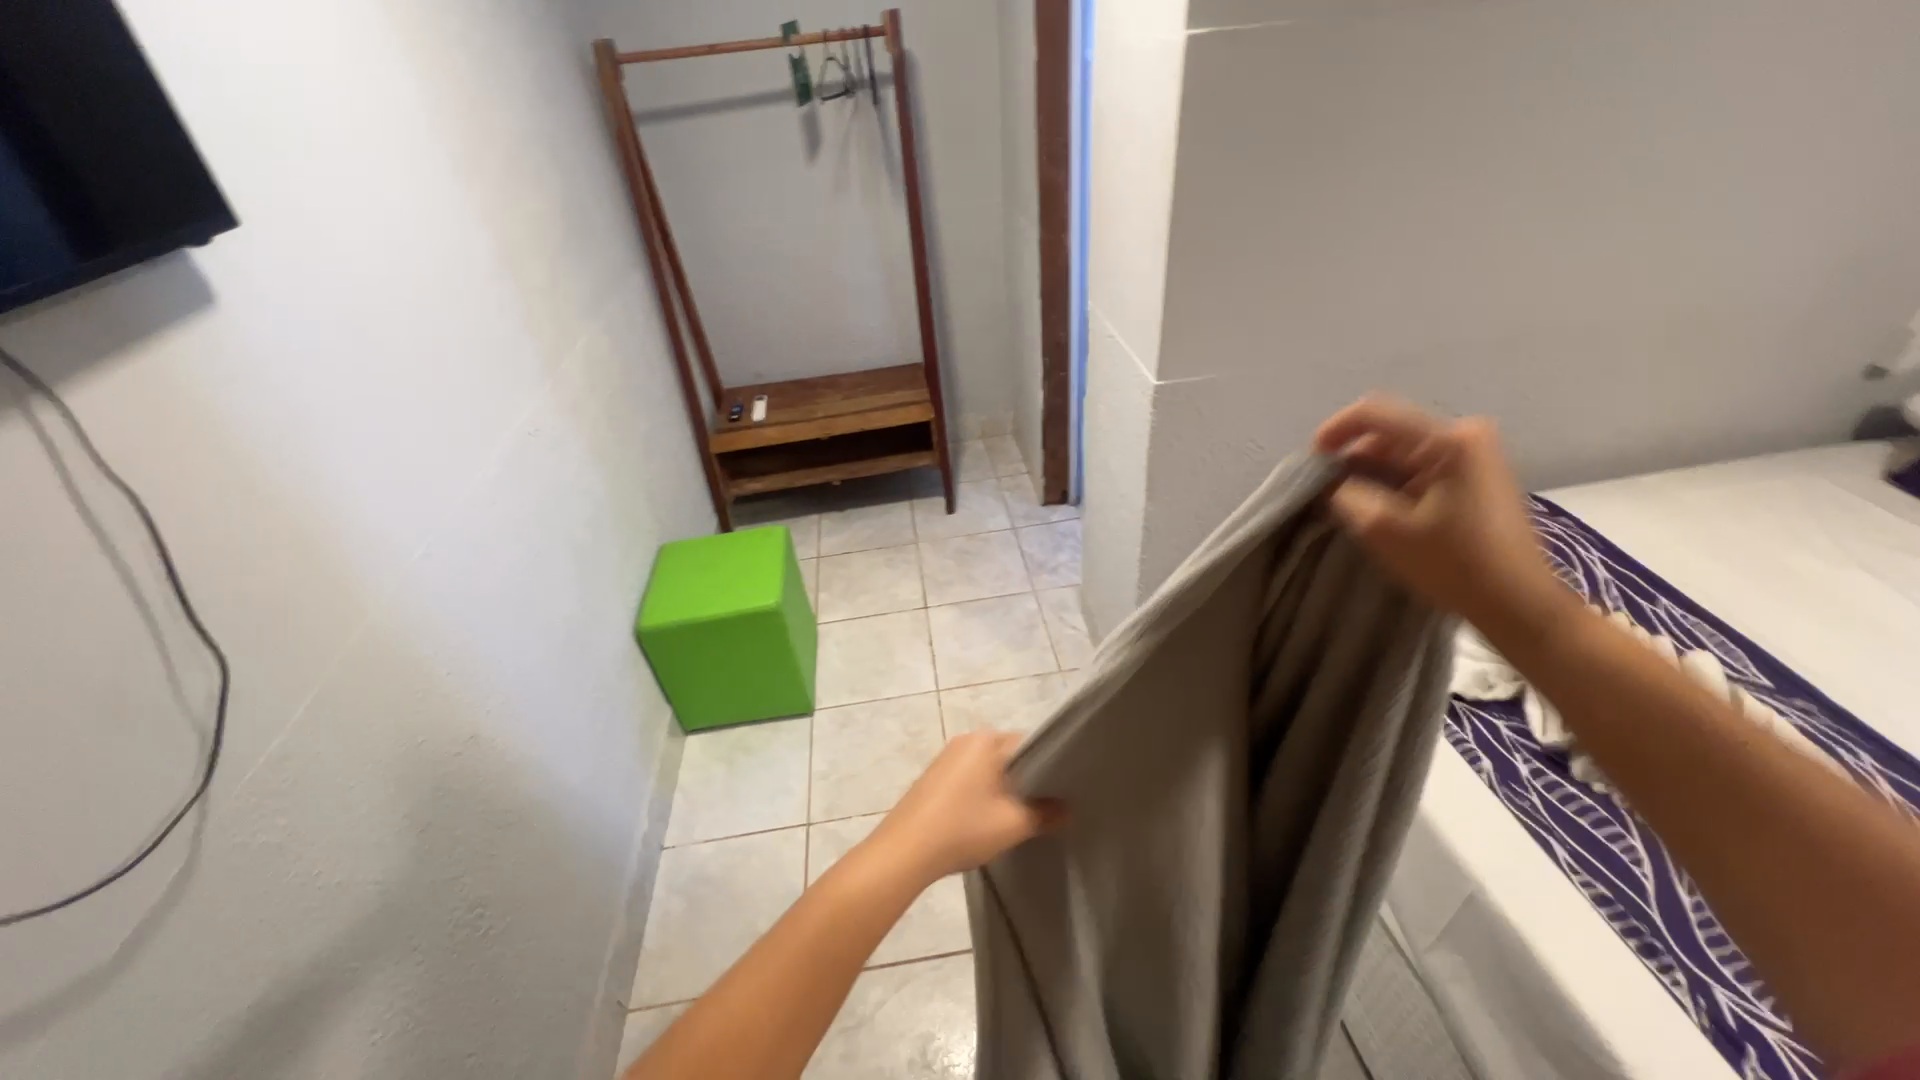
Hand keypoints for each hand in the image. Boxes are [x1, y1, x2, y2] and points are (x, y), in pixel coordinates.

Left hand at [866, 731, 1058, 885]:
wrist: (904, 852)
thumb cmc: (963, 829)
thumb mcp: (1013, 824)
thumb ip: (1046, 813)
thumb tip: (1067, 808)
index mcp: (986, 740)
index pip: (1032, 745)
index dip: (1050, 768)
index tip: (1062, 793)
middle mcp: (966, 740)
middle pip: (1009, 756)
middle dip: (1027, 780)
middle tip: (1046, 807)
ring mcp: (946, 758)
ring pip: (989, 769)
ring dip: (1004, 789)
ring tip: (1019, 816)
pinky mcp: (933, 777)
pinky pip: (970, 778)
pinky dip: (982, 794)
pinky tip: (987, 820)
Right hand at [1314, 397, 1567, 637]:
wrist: (1518, 602)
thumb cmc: (1453, 565)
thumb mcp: (1383, 530)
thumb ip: (1345, 493)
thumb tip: (1329, 479)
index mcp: (1447, 439)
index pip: (1373, 413)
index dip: (1332, 433)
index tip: (1310, 466)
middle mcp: (1465, 433)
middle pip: (1389, 431)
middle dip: (1353, 459)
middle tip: (1328, 494)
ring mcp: (1476, 453)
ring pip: (1403, 451)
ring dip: (1373, 474)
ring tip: (1352, 507)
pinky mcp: (1477, 474)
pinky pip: (1422, 465)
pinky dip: (1395, 482)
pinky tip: (1383, 511)